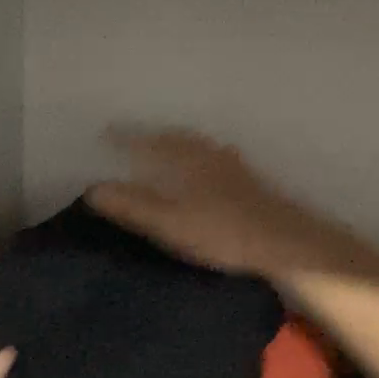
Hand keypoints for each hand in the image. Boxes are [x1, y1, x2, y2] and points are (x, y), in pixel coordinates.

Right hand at [88, 128, 378, 286]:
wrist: (285, 244)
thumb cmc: (221, 232)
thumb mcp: (169, 223)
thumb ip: (131, 206)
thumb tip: (93, 189)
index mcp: (187, 159)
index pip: (149, 142)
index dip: (127, 138)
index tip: (107, 133)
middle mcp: (210, 155)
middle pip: (178, 138)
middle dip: (155, 136)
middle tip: (137, 138)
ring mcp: (235, 168)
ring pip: (201, 148)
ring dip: (181, 146)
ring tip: (168, 151)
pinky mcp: (253, 185)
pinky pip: (218, 161)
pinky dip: (202, 160)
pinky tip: (208, 173)